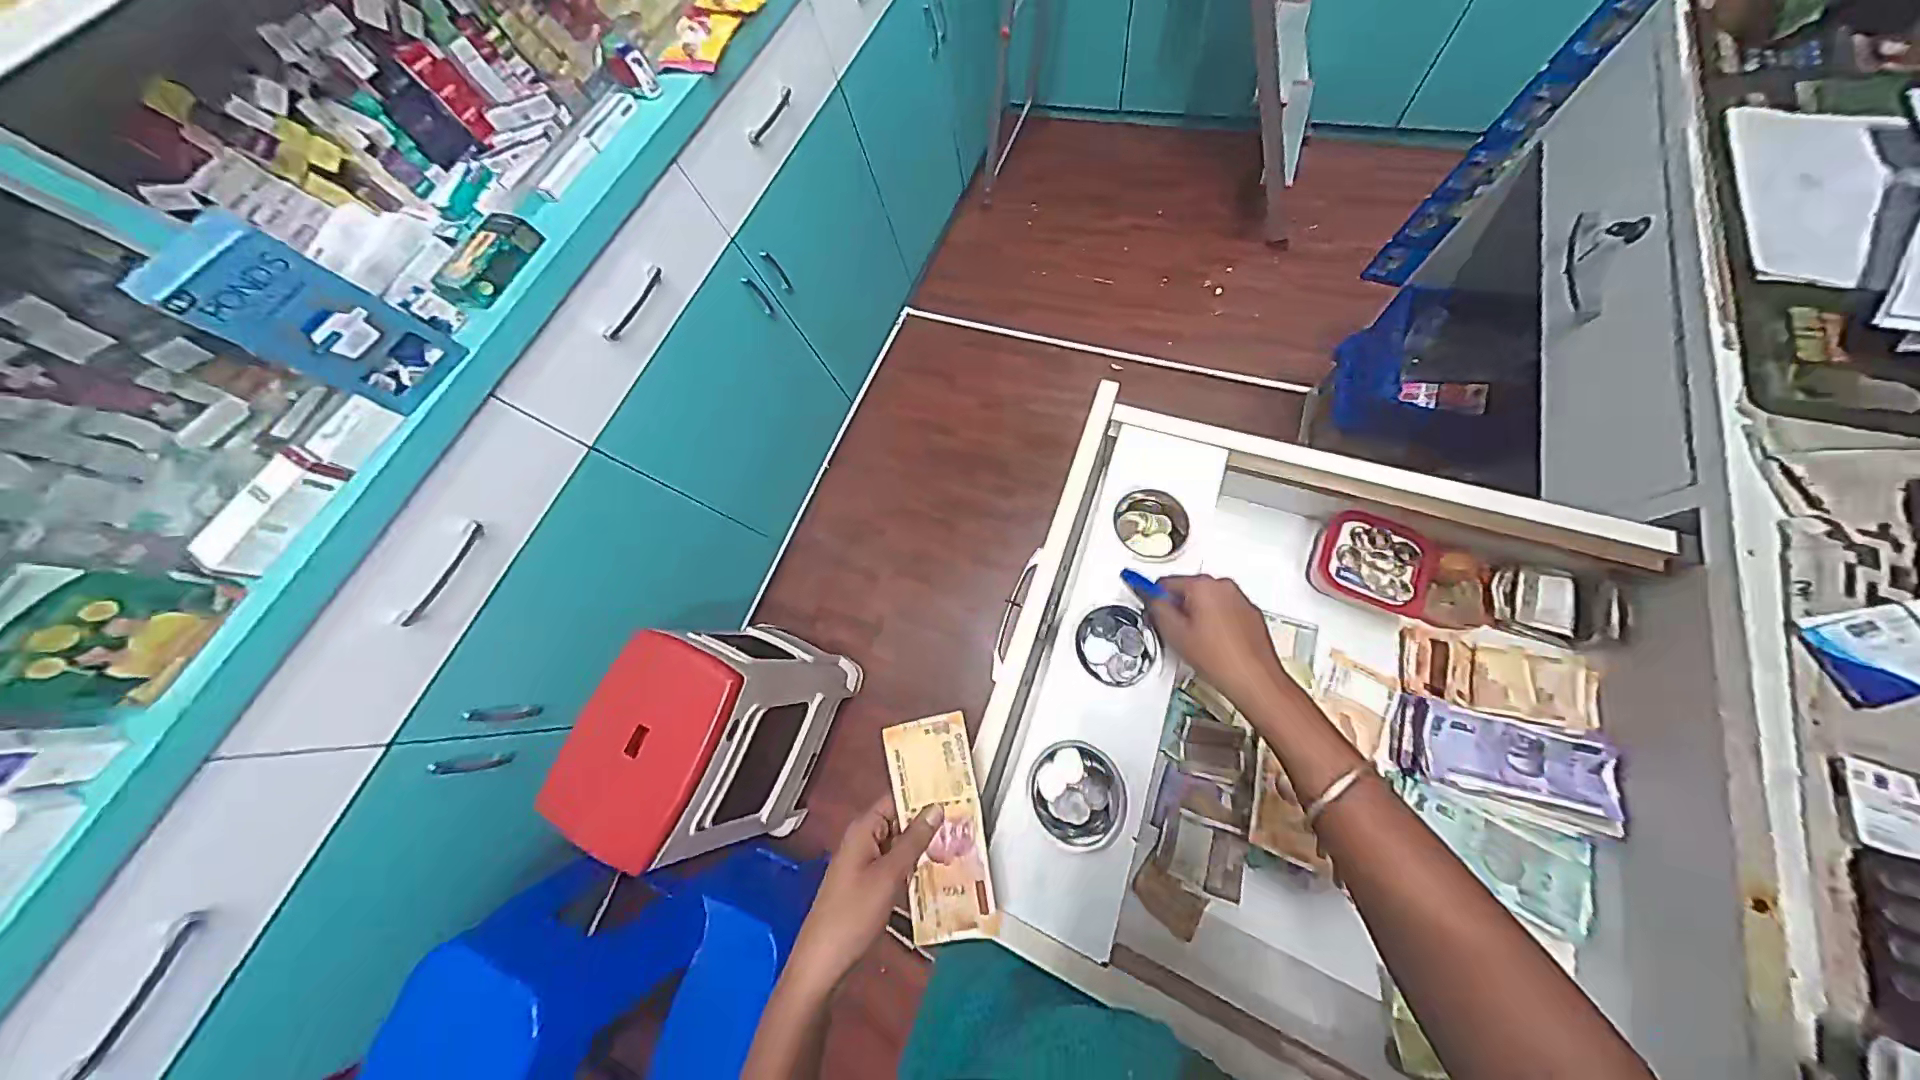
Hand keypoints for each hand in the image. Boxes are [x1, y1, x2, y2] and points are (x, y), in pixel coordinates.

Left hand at [785, 796, 942, 995]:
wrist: (824, 964)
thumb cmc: (853, 914)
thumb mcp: (888, 875)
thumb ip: (913, 841)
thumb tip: (936, 808)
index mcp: (863, 830)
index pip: (895, 799)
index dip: (922, 796)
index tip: (953, 794)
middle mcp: (864, 841)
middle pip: (900, 823)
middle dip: (928, 824)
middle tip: (963, 823)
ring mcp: (866, 865)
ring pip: (900, 847)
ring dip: (924, 849)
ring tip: (958, 846)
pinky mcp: (869, 887)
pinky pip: (897, 868)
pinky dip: (914, 870)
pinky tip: (938, 877)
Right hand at [1141, 574, 1314, 718]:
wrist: (1254, 680)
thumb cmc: (1221, 660)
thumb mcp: (1174, 633)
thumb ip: (1157, 608)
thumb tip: (1152, 598)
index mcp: (1203, 586)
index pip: (1165, 582)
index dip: (1154, 597)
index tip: (1148, 603)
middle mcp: (1224, 587)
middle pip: (1187, 590)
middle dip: (1178, 607)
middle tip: (1174, 631)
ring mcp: (1240, 600)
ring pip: (1207, 601)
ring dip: (1197, 615)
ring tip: (1195, 642)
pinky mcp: (1251, 615)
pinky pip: (1225, 611)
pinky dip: (1215, 623)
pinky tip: (1212, 645)